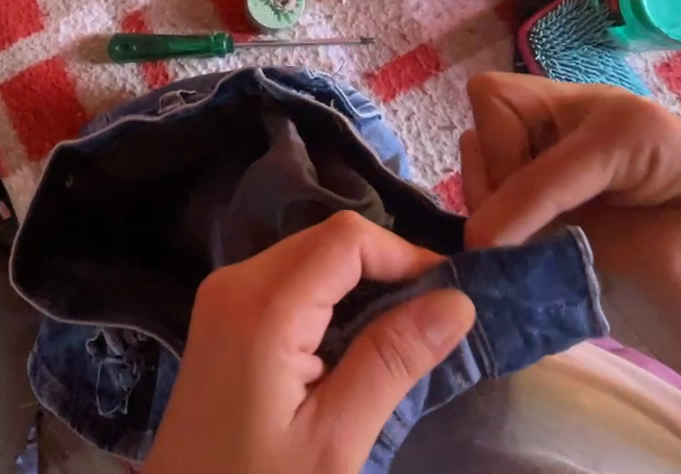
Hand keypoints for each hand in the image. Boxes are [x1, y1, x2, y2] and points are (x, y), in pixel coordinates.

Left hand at [143, 212, 475, 473]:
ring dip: (359, 282)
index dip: (403, 255)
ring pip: (309, 255)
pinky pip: (288, 278)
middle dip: (385, 267)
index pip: (345, 239)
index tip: (450, 297)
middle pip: (325, 240)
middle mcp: (235, 280)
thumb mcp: (335, 440)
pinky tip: (352, 342)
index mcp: (260, 305)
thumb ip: (391, 360)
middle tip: (432, 321)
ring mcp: (223, 293)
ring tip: (401, 335)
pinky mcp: (223, 312)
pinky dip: (329, 296)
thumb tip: (457, 301)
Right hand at [459, 72, 680, 352]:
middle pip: (495, 103)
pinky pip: (509, 140)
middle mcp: (594, 105)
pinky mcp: (572, 139)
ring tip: (528, 226)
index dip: (504, 210)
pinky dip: (504, 178)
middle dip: (492, 168)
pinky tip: (533, 216)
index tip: (479, 253)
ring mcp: (581, 117)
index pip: (537, 165)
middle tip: (512, 228)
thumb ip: (572, 242)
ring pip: (493, 120)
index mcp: (627, 128)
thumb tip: (497, 240)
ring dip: (494, 174)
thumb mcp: (662, 263)